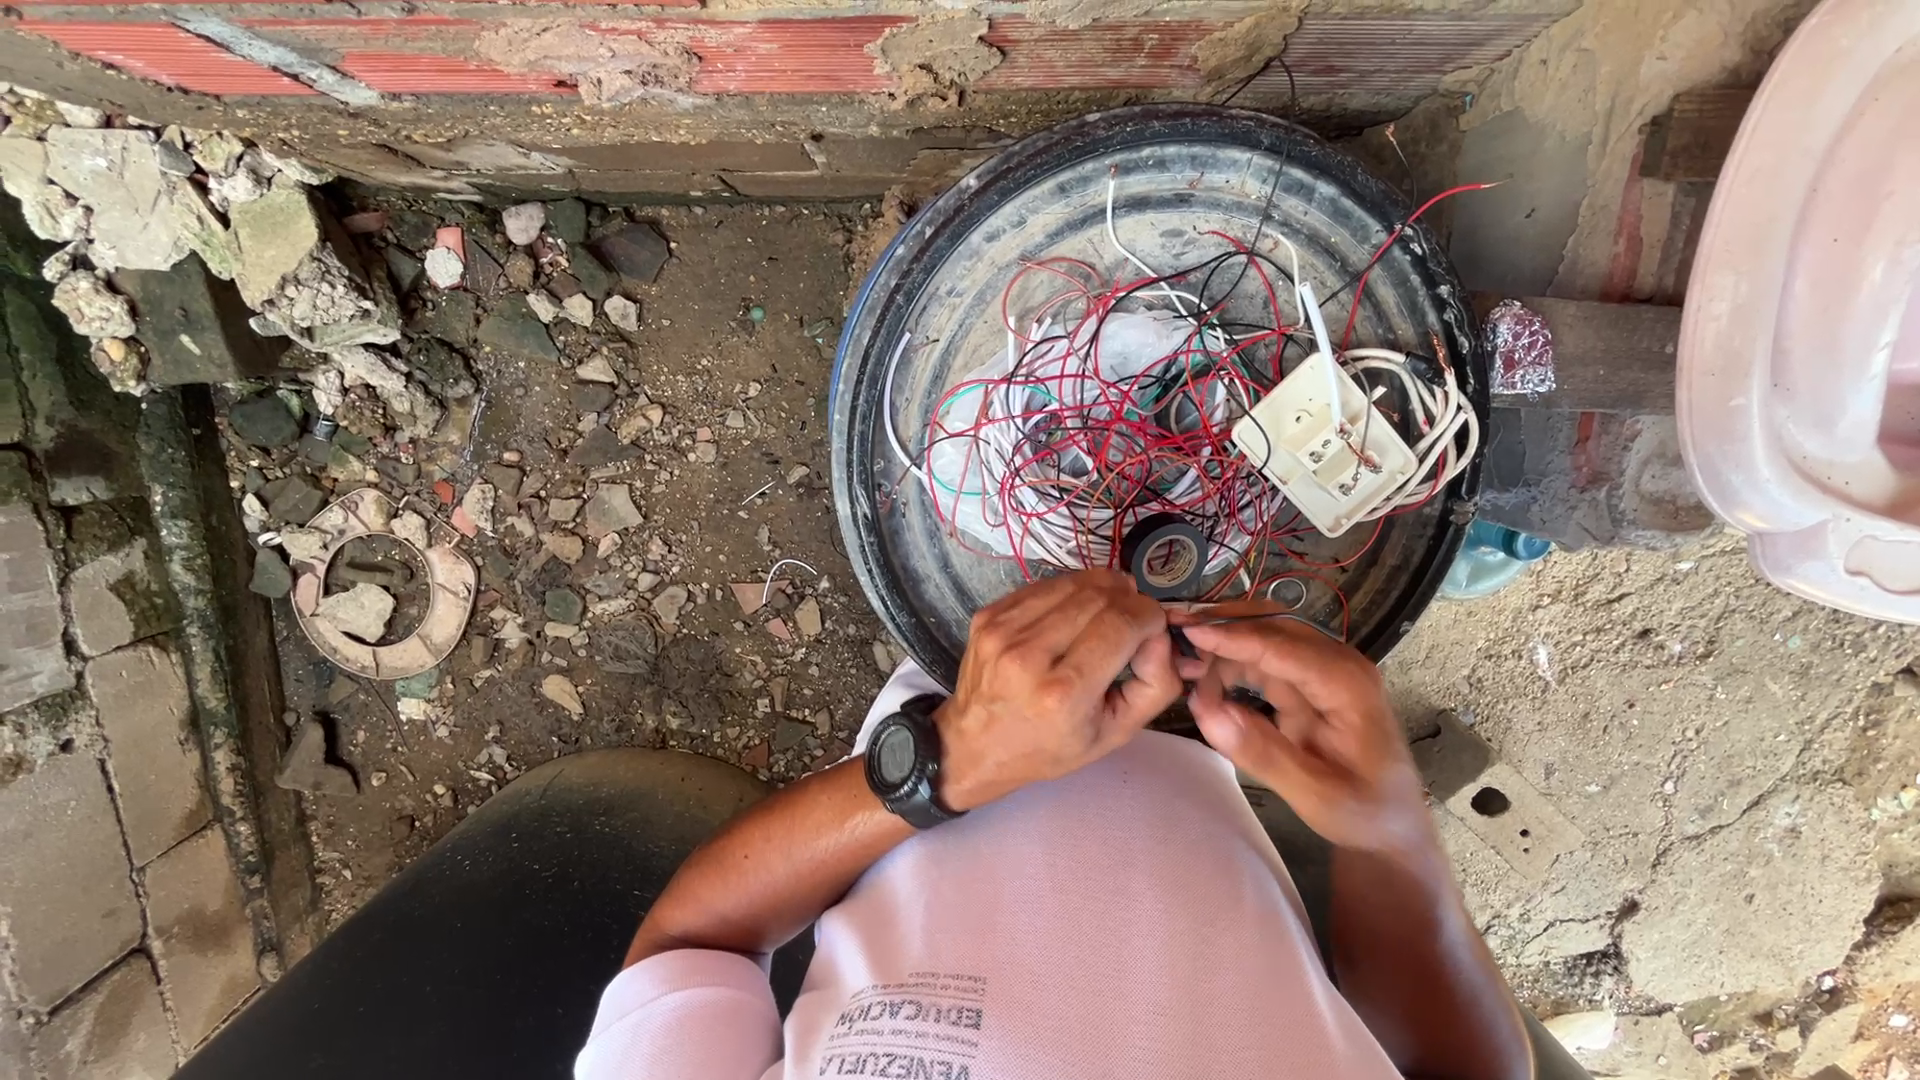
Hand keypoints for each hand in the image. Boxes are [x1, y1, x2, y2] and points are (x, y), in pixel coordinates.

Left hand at [935, 570, 1181, 810]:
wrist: (974, 745)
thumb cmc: (1050, 746)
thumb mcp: (1115, 733)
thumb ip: (1155, 684)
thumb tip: (1161, 633)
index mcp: (1063, 693)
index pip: (1122, 624)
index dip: (1149, 616)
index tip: (1154, 627)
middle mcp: (1028, 656)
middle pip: (1099, 596)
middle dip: (1129, 600)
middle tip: (1135, 619)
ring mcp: (1002, 630)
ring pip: (1072, 582)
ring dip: (1102, 589)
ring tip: (1110, 610)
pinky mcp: (987, 614)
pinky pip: (1044, 585)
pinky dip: (1070, 592)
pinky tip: (1074, 612)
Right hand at [1176, 605, 1430, 851]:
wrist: (1391, 826)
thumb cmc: (1362, 812)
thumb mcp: (1314, 794)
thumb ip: (1261, 752)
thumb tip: (1206, 712)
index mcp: (1346, 684)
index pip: (1280, 645)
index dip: (1231, 636)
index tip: (1186, 633)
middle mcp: (1335, 664)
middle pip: (1271, 623)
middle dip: (1220, 625)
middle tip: (1173, 636)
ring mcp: (1320, 669)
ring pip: (1261, 634)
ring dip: (1221, 643)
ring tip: (1183, 667)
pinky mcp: (1305, 681)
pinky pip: (1260, 657)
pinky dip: (1228, 661)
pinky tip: (1204, 679)